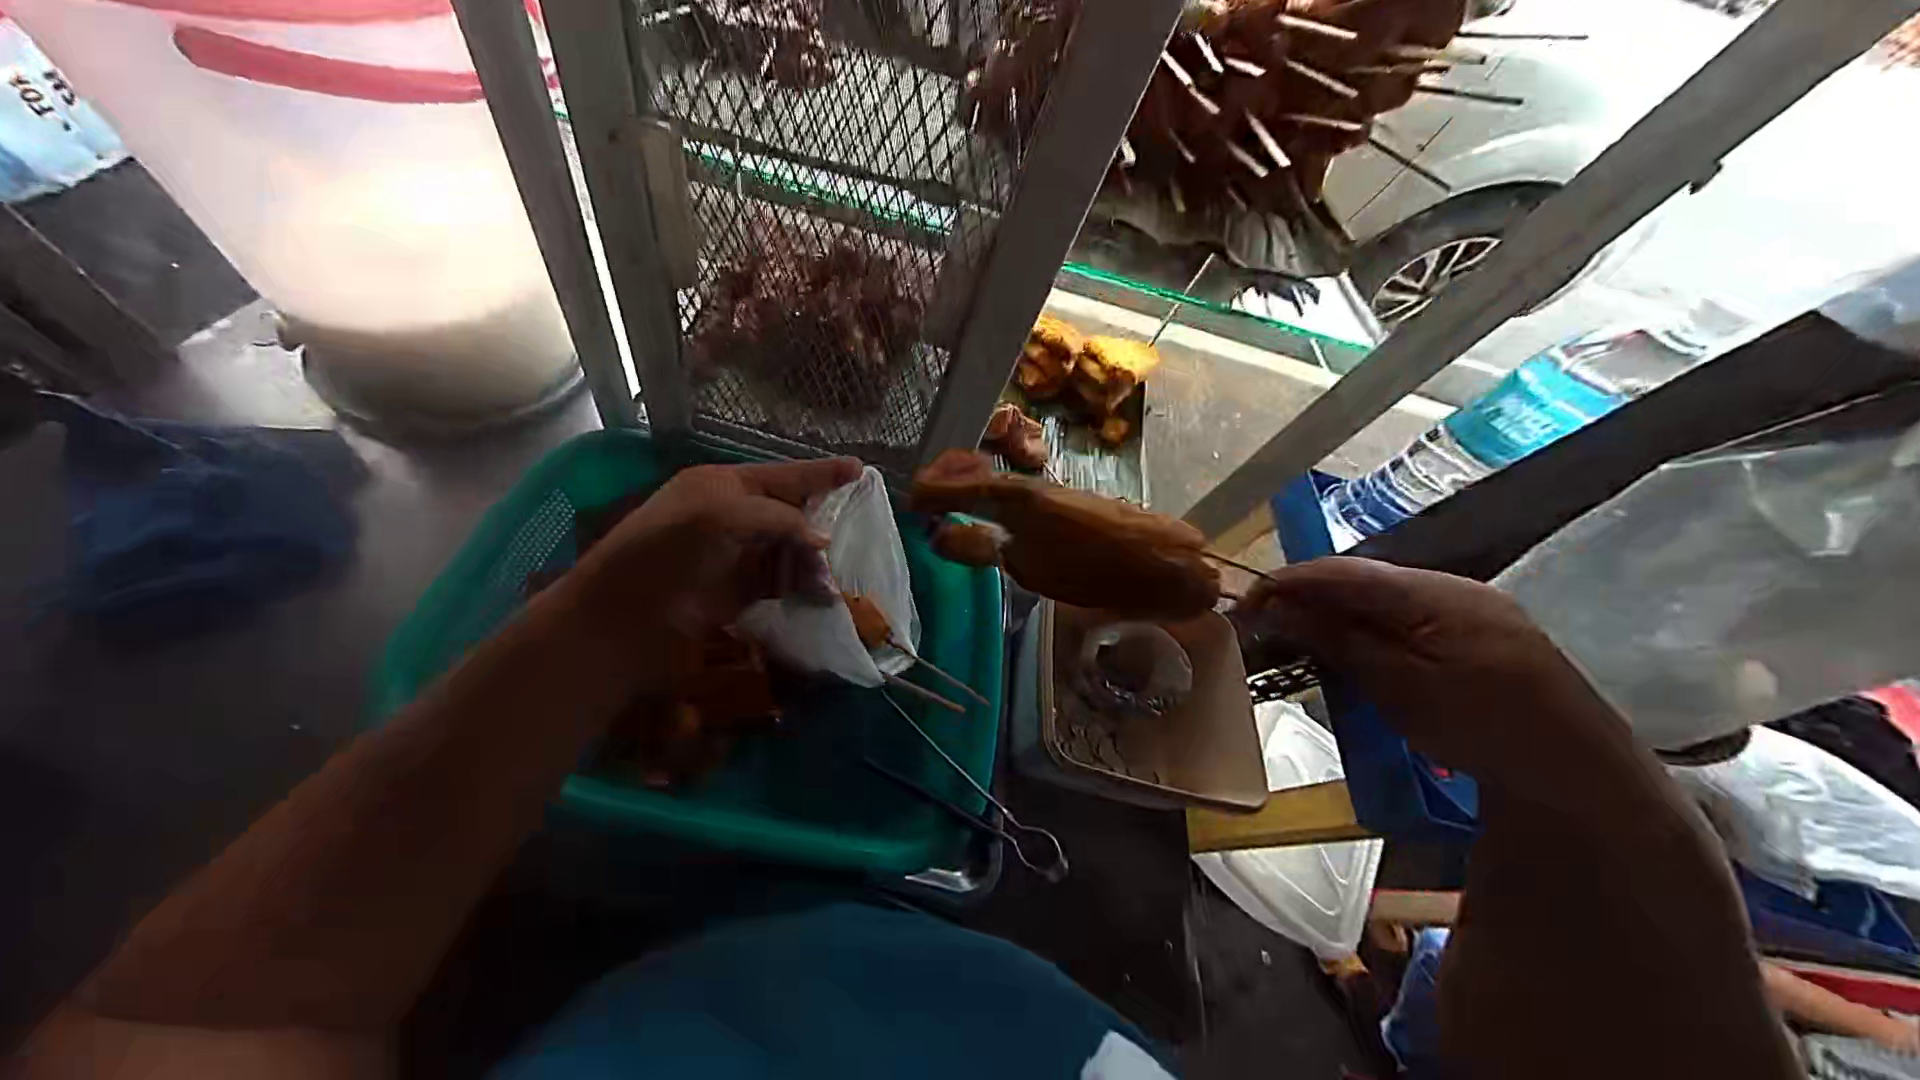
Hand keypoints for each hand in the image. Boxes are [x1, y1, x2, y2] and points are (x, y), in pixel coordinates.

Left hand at [559, 457, 862, 640]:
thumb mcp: (722, 516)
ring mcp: (739, 556)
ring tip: (835, 575)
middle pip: (793, 513)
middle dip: (824, 522)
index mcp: (726, 487)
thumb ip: (777, 519)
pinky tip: (821, 592)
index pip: (783, 475)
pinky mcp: (742, 591)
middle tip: (857, 530)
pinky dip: (804, 586)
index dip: (821, 473)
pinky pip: (784, 582)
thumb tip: (821, 540)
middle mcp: (736, 518)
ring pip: (793, 550)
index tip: (860, 469)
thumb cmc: (668, 550)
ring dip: (816, 560)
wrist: (624, 614)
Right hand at [1233, 557, 1633, 799]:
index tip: (1245, 602)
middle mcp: (1452, 587)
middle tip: (1265, 623)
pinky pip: (1404, 616)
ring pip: (1381, 597)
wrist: (1581, 776)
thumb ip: (1339, 641)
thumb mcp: (1400, 688)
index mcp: (1436, 594)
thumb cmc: (1485, 730)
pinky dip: (1366, 628)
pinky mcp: (1475, 630)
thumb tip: (1281, 608)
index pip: (1344, 572)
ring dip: (1335, 613)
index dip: (1288, 581)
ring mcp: (1468, 607)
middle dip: (1307, 596)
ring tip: (1298, 638)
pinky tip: (1352, 650)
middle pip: (1360, 579)